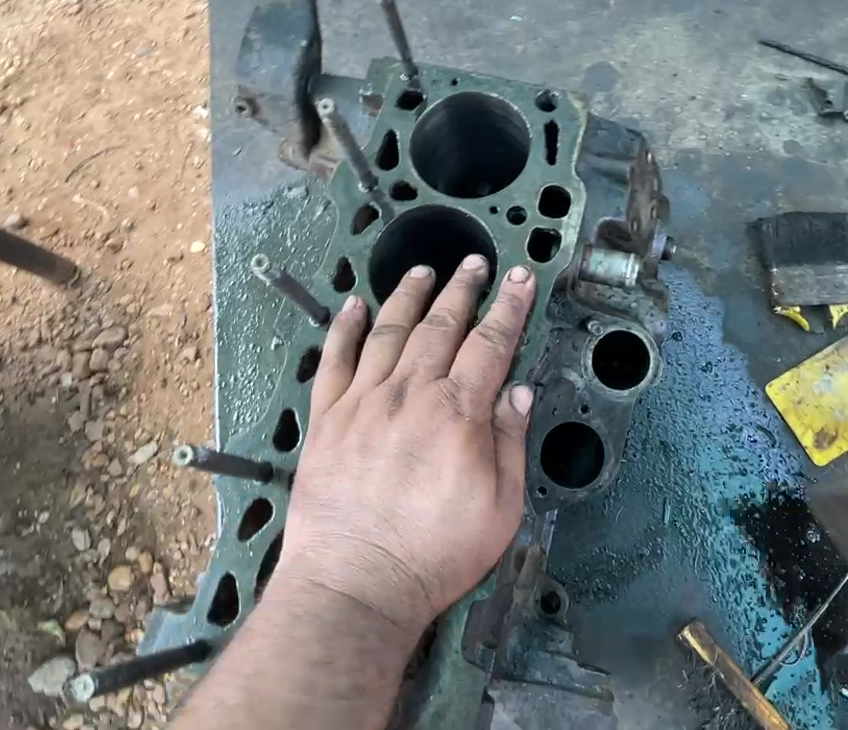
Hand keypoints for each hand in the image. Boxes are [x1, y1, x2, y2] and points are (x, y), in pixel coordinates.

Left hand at [274, 256, 536, 639]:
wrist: (355, 585)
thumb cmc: (434, 554)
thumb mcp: (500, 508)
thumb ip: (509, 442)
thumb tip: (519, 391)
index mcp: (457, 413)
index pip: (491, 344)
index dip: (509, 307)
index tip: (520, 278)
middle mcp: (410, 394)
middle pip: (441, 325)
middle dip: (463, 288)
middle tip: (475, 262)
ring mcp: (364, 401)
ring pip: (389, 331)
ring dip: (408, 296)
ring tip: (423, 271)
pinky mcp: (327, 418)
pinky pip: (334, 360)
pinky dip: (344, 328)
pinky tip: (353, 305)